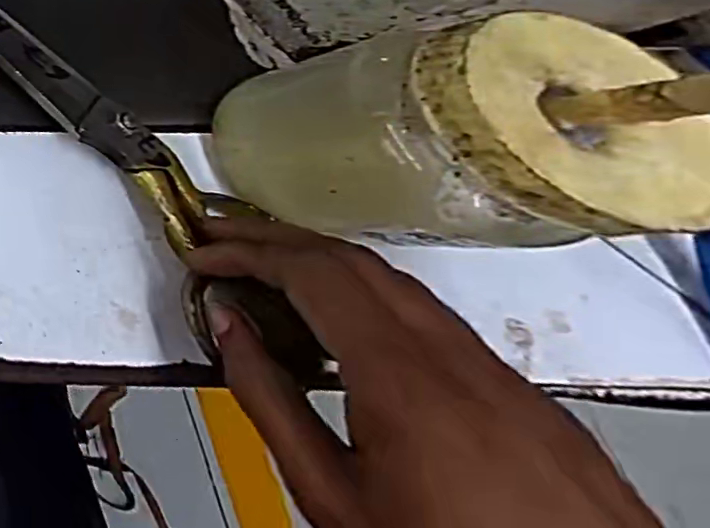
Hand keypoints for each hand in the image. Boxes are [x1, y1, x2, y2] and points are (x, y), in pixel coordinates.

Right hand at [187, 218, 658, 527]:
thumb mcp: (332, 498)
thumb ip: (268, 401)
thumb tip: (229, 329)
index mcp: (409, 387)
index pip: (312, 273)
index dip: (245, 252)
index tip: (204, 255)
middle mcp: (466, 370)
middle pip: (353, 261)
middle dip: (274, 238)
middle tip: (221, 239)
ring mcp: (509, 383)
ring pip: (397, 284)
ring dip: (320, 261)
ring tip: (268, 268)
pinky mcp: (532, 404)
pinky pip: (435, 319)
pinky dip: (366, 295)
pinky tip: (337, 320)